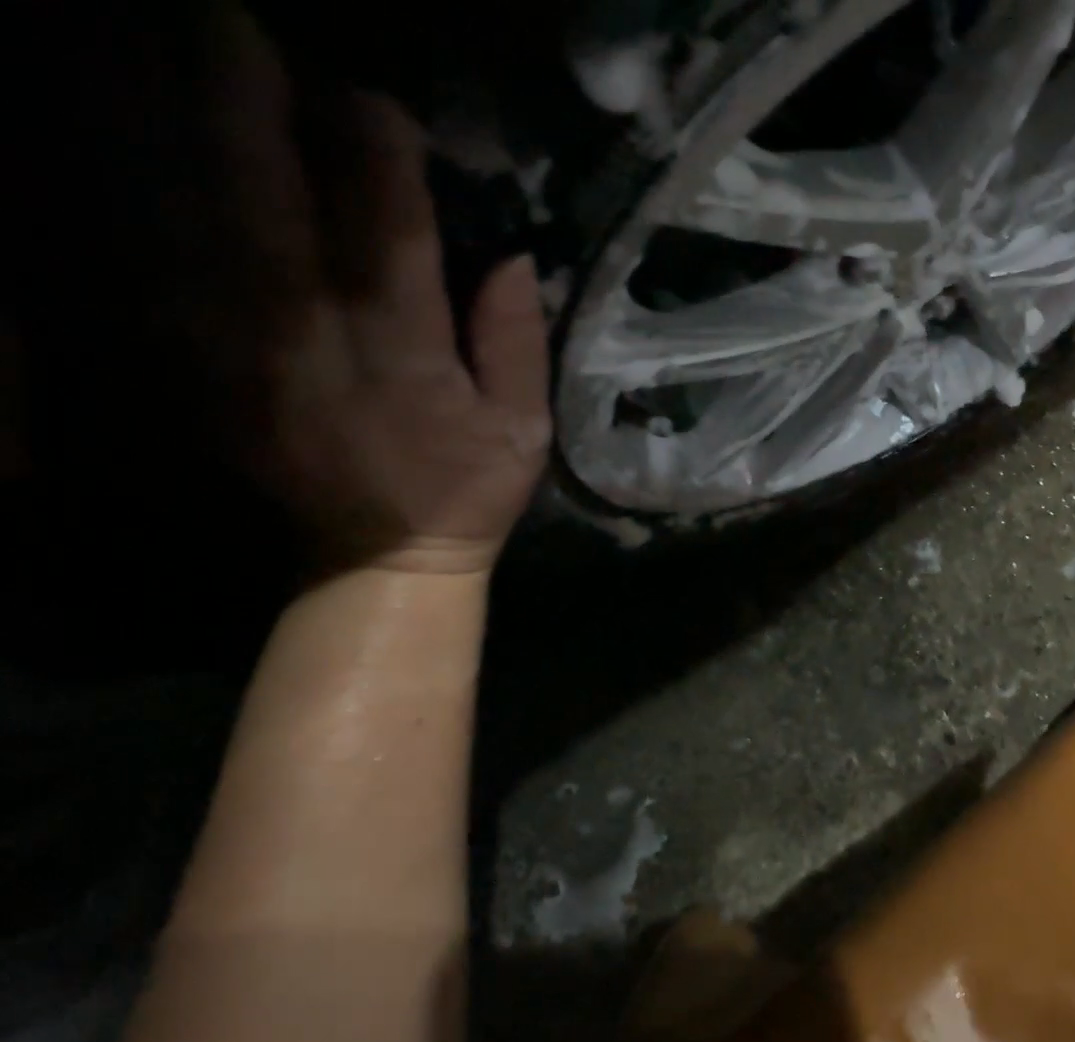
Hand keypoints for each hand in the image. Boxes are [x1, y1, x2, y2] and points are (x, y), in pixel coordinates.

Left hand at [203, 14, 549, 575]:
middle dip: (249, 109)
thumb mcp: (524, 428)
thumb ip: (516, 341)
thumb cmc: (465, 491)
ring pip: (204, 222)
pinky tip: (156, 155)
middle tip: (228, 27)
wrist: (374, 560)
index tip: (372, 101)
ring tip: (180, 63)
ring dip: (189, 136)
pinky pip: (173, 268)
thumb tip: (511, 255)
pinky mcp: (209, 369)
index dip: (378, 154)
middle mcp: (318, 336)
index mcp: (407, 349)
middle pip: (272, 203)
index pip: (390, 228)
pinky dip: (157, 204)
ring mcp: (248, 350)